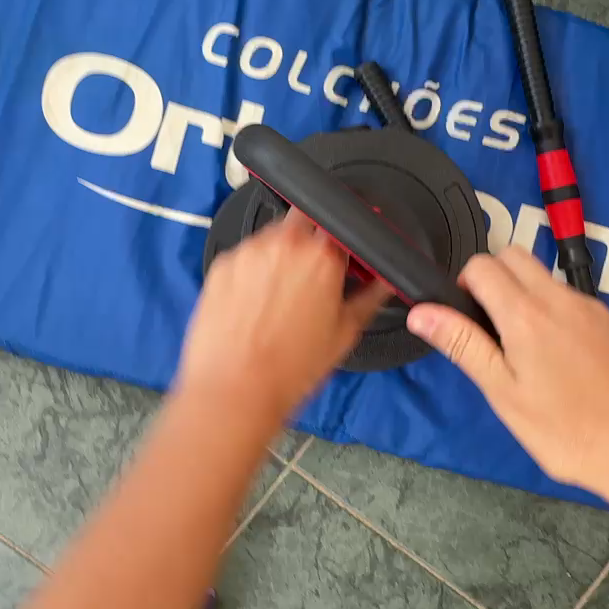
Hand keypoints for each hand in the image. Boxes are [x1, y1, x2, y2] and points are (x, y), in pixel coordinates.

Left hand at [176, 214, 386, 421]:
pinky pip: (246, 254)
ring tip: (282, 294)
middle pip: (307, 219)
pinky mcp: (222, 264)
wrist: (234, 389)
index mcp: (323, 256)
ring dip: (283, 252)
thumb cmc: (288, 368)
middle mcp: (285, 243)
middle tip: (314, 272)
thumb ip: (370, 298)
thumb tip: (385, 283)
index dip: (348, 245)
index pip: (344, 229)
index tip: (348, 258)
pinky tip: (257, 301)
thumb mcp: (345, 333)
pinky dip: (254, 268)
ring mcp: (250, 251)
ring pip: (274, 235)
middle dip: (314, 237)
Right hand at [405, 248, 608, 493]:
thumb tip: (420, 311)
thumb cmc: (567, 432)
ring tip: (523, 352)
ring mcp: (591, 308)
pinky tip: (559, 361)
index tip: (465, 323)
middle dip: (492, 278)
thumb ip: (463, 345)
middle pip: (514, 256)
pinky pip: (570, 299)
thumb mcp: (504, 393)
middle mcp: (560, 297)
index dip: (463, 285)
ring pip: (544, 277)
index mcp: (526, 313)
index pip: (482, 264)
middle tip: (489, 331)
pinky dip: (551, 311)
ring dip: (522, 294)